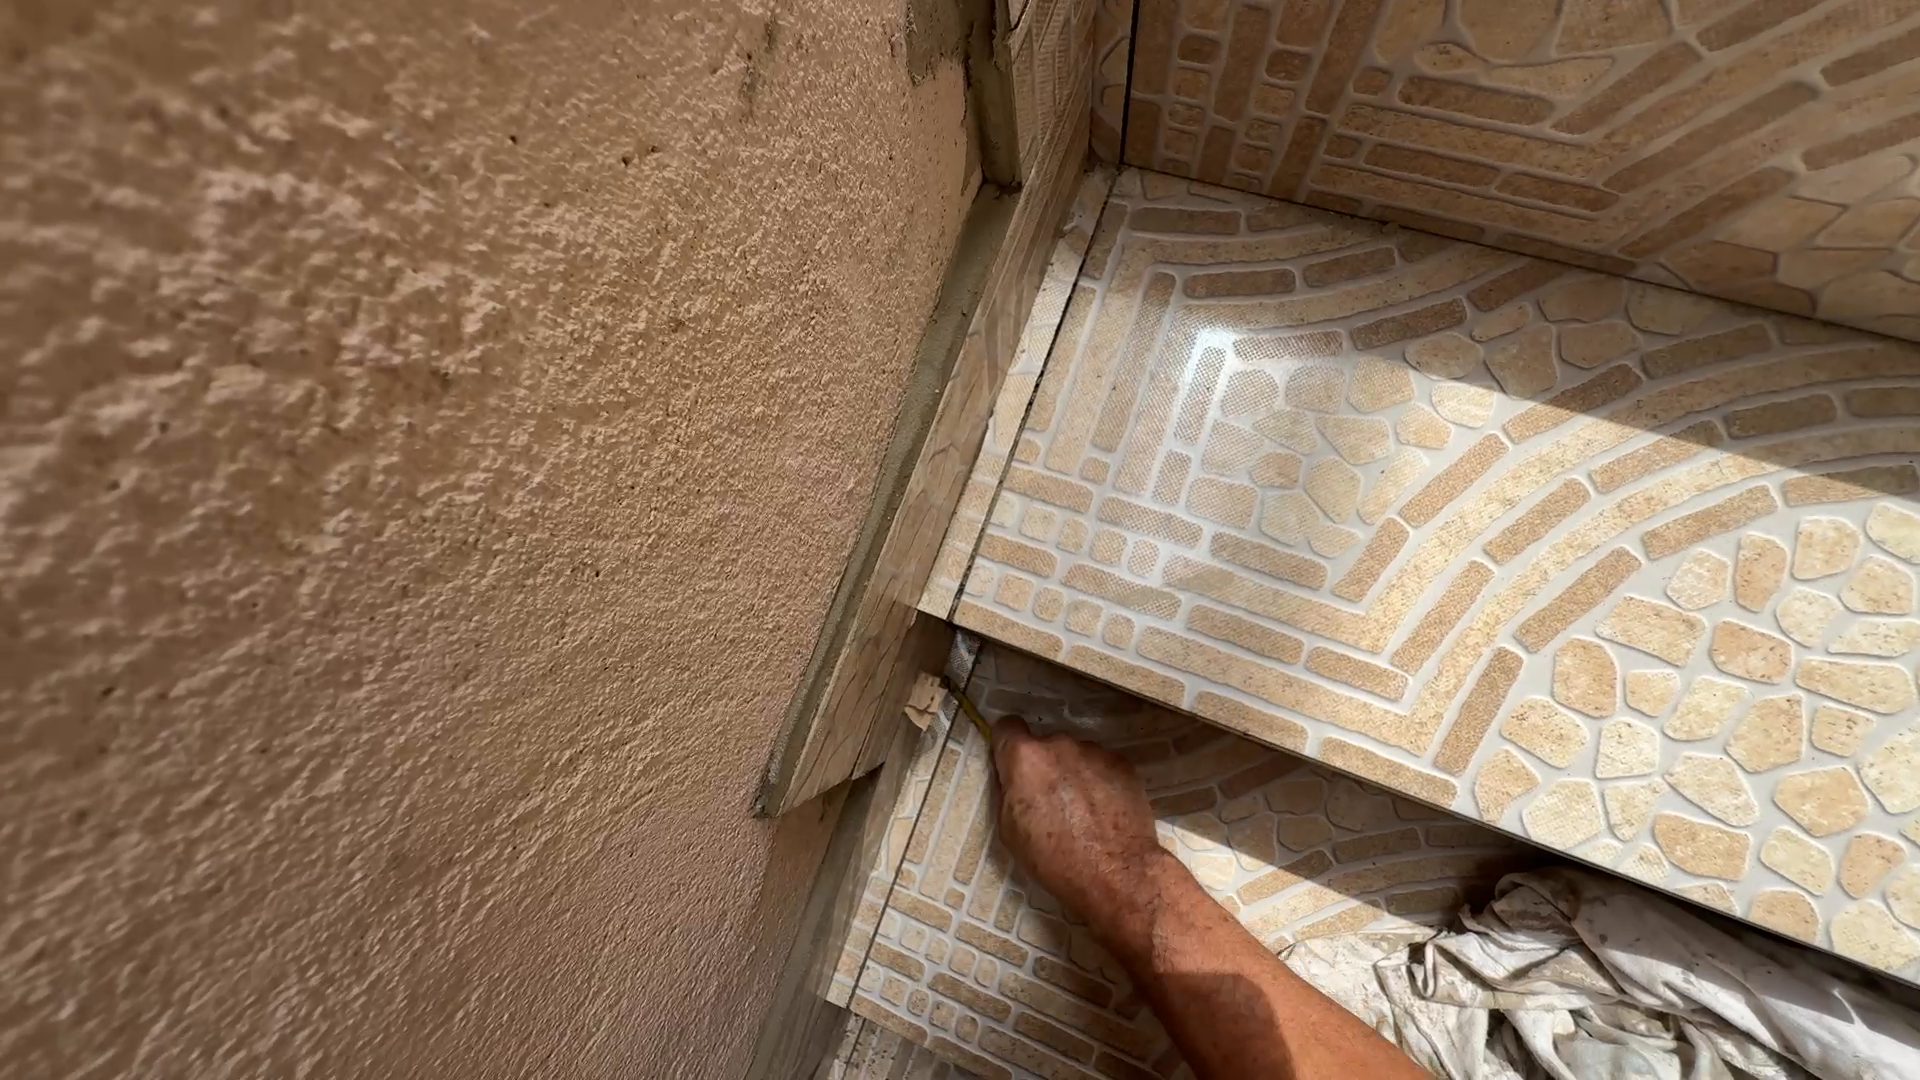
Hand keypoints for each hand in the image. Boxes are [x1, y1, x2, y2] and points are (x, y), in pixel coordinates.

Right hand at [990, 717, 1172, 932]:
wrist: (1116, 874)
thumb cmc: (1054, 858)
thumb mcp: (1009, 830)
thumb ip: (1007, 791)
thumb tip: (1012, 776)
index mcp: (1024, 757)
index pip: (1007, 726)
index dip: (1007, 744)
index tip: (1012, 764)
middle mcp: (1059, 743)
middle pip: (1044, 745)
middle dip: (1044, 766)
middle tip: (1050, 800)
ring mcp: (1094, 750)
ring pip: (1074, 755)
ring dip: (1073, 772)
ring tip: (1083, 810)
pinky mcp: (1122, 762)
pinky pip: (1101, 765)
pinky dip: (1099, 781)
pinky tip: (1104, 811)